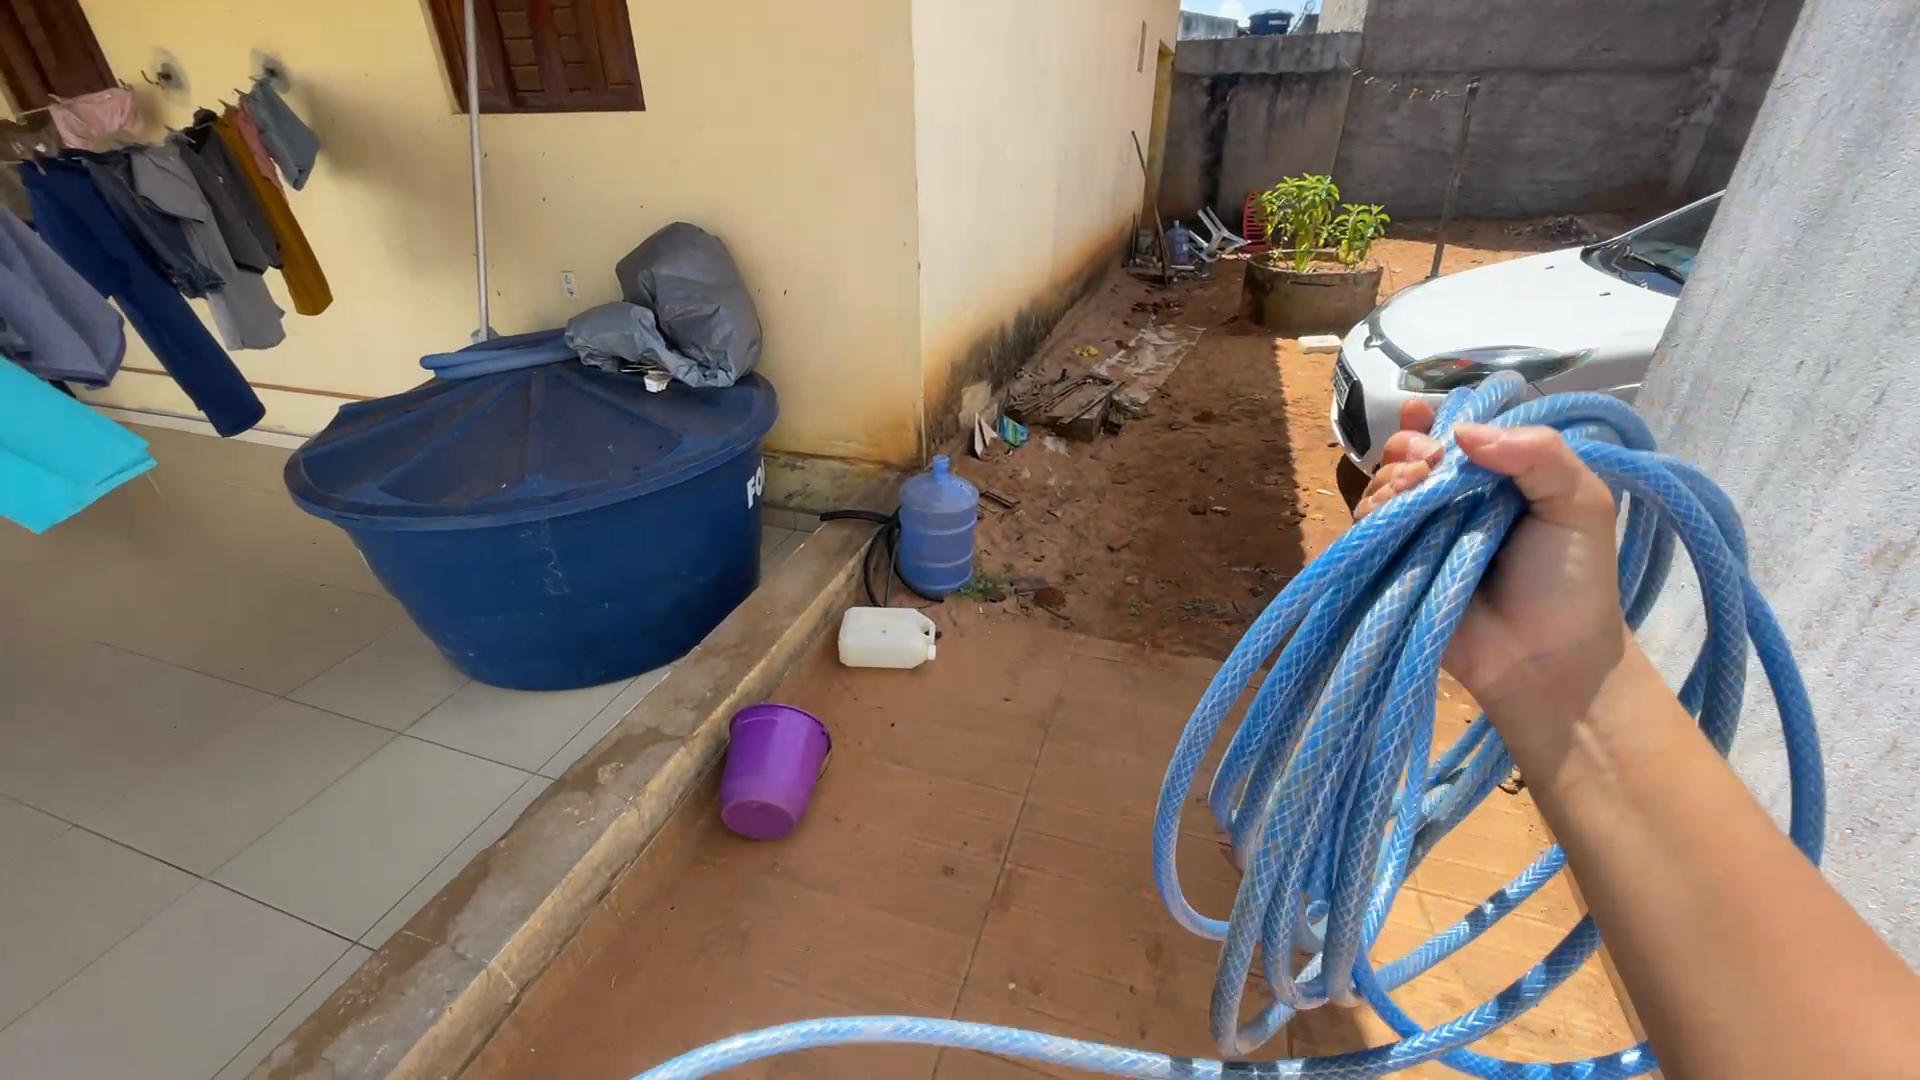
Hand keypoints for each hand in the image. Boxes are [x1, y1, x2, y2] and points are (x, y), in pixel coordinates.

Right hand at [1356, 401, 1628, 760]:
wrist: (1543, 656)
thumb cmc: (1569, 579)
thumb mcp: (1579, 503)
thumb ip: (1538, 454)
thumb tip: (1460, 431)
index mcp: (1491, 484)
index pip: (1450, 440)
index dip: (1429, 423)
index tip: (1418, 411)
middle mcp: (1447, 505)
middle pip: (1404, 460)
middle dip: (1407, 453)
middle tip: (1427, 467)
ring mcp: (1414, 536)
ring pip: (1379, 490)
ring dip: (1388, 481)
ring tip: (1412, 490)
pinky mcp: (1387, 566)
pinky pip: (1363, 530)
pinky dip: (1370, 514)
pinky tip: (1385, 512)